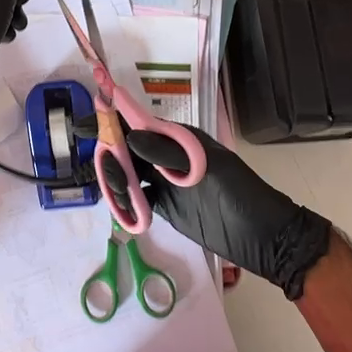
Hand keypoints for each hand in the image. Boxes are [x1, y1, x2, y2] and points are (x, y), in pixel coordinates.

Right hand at [103, 126, 333, 300]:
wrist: (264, 236)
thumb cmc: (239, 194)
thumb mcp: (207, 169)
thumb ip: (168, 153)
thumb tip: (129, 135)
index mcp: (177, 139)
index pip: (137, 121)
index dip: (112, 115)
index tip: (88, 115)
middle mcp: (167, 156)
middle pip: (127, 148)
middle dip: (110, 156)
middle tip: (101, 171)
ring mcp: (165, 182)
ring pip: (129, 174)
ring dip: (117, 182)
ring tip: (119, 198)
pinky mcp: (165, 206)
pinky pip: (138, 199)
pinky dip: (126, 204)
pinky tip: (123, 213)